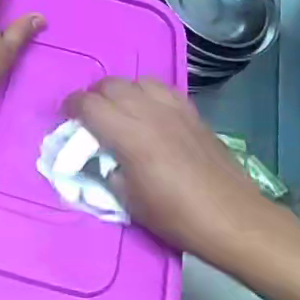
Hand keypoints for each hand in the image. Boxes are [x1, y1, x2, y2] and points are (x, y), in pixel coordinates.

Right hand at [65, 76, 279, 253]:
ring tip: (120, 111)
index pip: (88, 103)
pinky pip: (163, 89)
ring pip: (137, 81)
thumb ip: (107, 171)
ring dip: (122, 91)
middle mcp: (148, 112)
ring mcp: (174, 108)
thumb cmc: (176, 216)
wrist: (233, 219)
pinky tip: (150, 112)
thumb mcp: (128, 201)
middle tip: (90, 116)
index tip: (67, 118)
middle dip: (93, 96)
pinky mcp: (193, 112)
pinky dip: (148, 94)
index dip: (71, 107)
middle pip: (110, 84)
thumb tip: (101, 158)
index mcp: (128, 134)